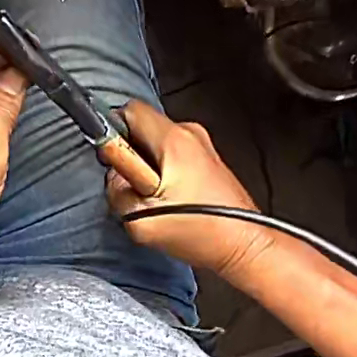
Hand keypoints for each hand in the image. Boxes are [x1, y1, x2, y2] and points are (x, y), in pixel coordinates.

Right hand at [104, 100, 275, 281]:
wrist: (244, 246)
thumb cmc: (204, 233)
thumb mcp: (142, 221)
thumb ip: (117, 192)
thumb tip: (113, 176)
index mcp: (175, 141)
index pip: (130, 110)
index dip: (113, 132)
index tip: (114, 159)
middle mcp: (190, 134)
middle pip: (142, 126)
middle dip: (129, 153)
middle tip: (137, 186)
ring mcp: (201, 145)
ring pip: (155, 142)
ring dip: (146, 165)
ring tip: (158, 197)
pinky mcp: (205, 158)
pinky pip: (171, 154)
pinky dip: (163, 172)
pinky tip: (172, 198)